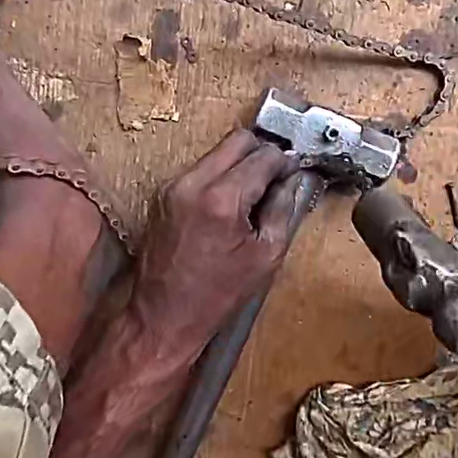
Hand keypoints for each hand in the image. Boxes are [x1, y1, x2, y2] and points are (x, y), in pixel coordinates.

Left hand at [129, 130, 308, 352]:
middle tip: (277, 175)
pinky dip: (221, 176)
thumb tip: (290, 181)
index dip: (284, 161)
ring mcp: (174, 186)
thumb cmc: (214, 296)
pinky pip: (201, 168)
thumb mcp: (265, 256)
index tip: (294, 170)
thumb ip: (282, 208)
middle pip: (238, 140)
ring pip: (218, 152)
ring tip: (255, 194)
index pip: (262, 156)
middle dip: (262, 152)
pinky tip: (232, 203)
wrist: (163, 316)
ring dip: (240, 163)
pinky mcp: (164, 194)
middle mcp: (193, 184)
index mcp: (222, 199)